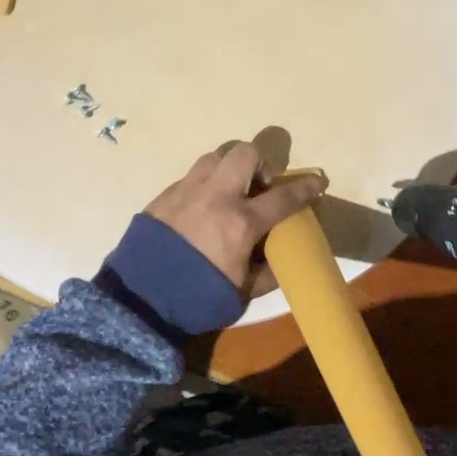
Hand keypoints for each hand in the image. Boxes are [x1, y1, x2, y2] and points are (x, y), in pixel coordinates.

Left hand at [143, 142, 326, 299]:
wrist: (140, 301)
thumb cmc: (198, 300)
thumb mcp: (241, 294)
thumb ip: (267, 274)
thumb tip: (280, 261)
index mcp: (240, 223)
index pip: (282, 198)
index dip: (304, 188)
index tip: (316, 182)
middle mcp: (215, 197)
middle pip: (244, 154)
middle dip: (259, 164)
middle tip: (259, 187)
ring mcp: (186, 192)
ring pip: (214, 158)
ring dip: (228, 169)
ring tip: (228, 192)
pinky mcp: (162, 197)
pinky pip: (189, 177)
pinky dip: (204, 185)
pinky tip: (201, 209)